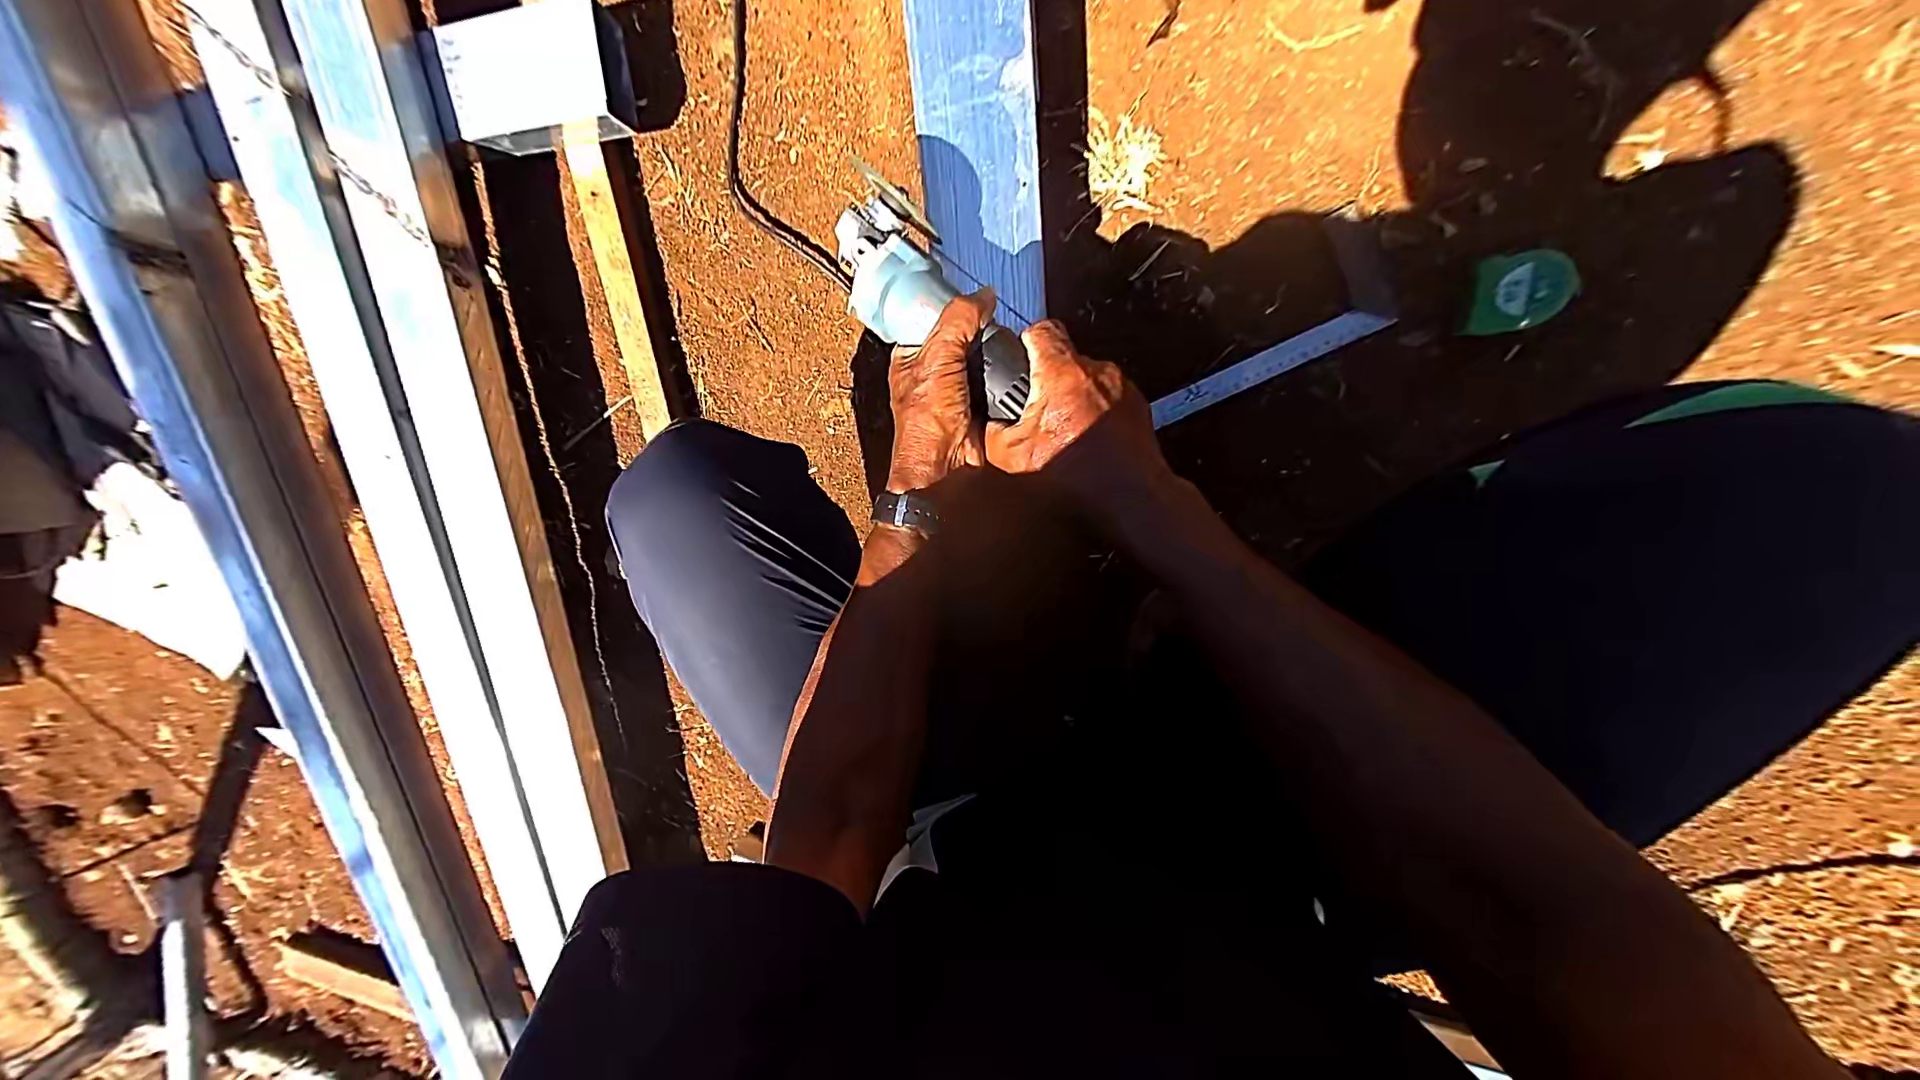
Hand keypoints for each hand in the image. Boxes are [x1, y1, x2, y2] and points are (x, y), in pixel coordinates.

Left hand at [886, 290, 993, 492]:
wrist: (949, 468)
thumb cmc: (926, 423)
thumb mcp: (937, 358)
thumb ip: (958, 321)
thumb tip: (983, 296)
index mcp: (912, 357)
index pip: (932, 319)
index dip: (951, 305)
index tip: (973, 295)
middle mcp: (934, 372)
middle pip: (963, 337)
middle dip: (981, 330)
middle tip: (998, 320)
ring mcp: (959, 390)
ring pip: (983, 358)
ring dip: (997, 354)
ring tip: (1011, 343)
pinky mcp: (982, 404)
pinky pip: (999, 379)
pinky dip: (1008, 374)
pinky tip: (1015, 367)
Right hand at [985, 319, 1175, 520]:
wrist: (1129, 497)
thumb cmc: (1078, 478)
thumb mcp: (1014, 458)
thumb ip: (993, 431)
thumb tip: (987, 421)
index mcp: (1062, 375)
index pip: (1042, 330)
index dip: (1027, 340)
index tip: (1021, 353)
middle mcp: (1095, 372)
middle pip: (1063, 356)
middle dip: (1047, 377)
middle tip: (1037, 407)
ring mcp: (1119, 385)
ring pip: (1085, 377)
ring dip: (1072, 395)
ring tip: (1063, 428)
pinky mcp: (1135, 401)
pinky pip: (1105, 395)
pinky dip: (1093, 409)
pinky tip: (1084, 437)